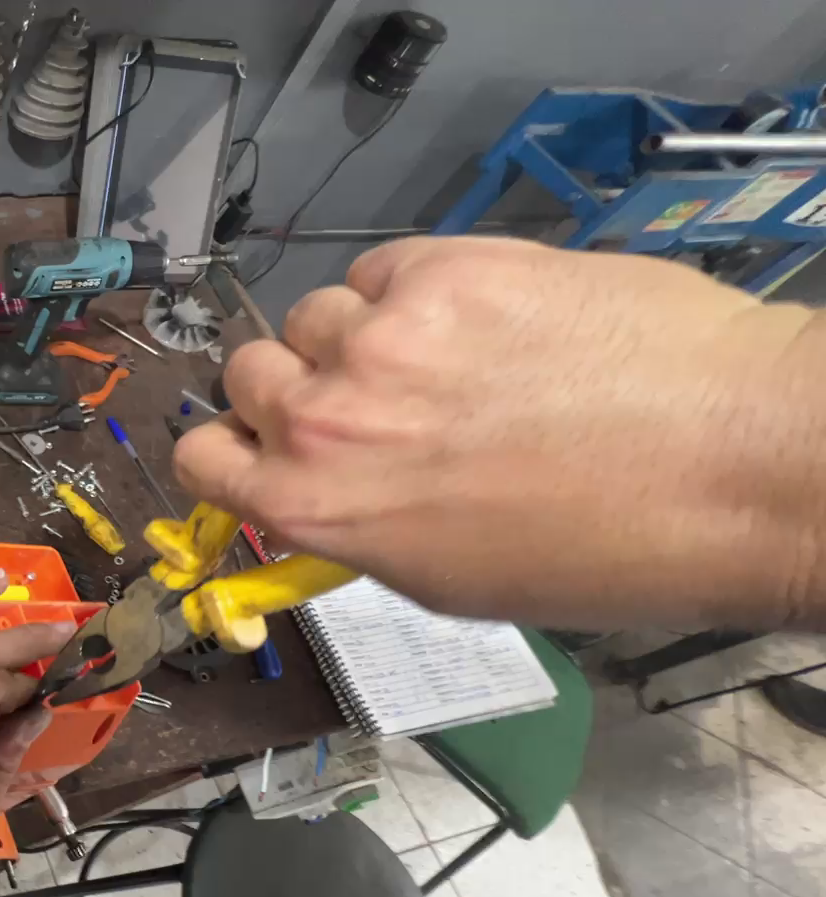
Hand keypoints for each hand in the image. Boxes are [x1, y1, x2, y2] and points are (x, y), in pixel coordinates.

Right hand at [175, 236, 825, 628]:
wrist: (749, 469)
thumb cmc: (586, 554)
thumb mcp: (426, 577)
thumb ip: (335, 523)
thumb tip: (301, 486)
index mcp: (306, 503)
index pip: (196, 455)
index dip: (224, 451)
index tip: (260, 447)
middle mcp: (319, 419)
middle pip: (243, 372)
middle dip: (290, 387)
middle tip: (361, 399)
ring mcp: (378, 339)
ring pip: (312, 316)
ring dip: (352, 335)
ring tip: (432, 351)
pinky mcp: (446, 271)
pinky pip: (381, 270)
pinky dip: (408, 290)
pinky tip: (471, 314)